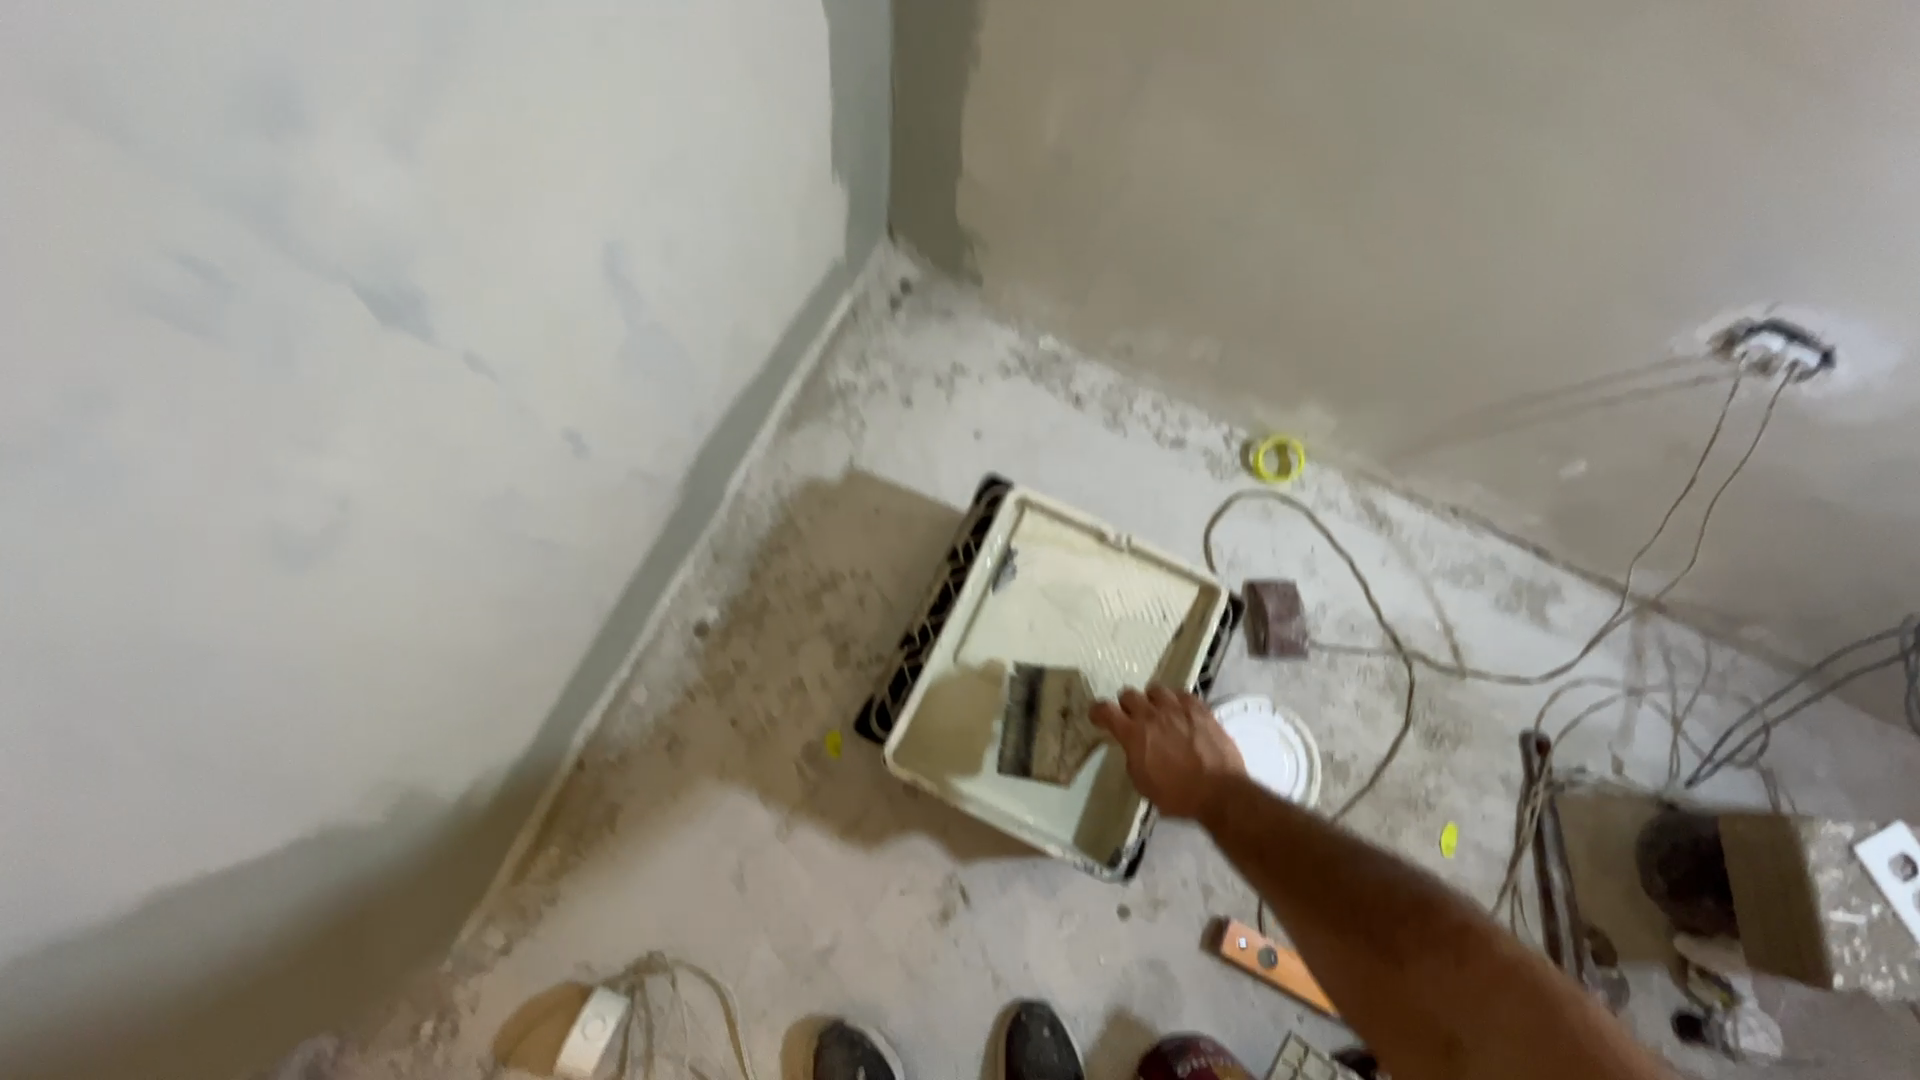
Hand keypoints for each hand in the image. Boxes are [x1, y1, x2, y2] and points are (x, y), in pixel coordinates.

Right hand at [1090, 685, 1244, 818]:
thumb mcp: (1143, 783)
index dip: (1098, 711)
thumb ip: (1133, 757)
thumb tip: (1134, 747)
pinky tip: (1181, 713)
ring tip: (1159, 712)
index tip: (1098, 716)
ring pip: (1156, 689)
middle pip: (1129, 694)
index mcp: (1133, 734)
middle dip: (1127, 706)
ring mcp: (1177, 709)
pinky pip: (1182, 694)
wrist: (1219, 792)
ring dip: (1153, 700)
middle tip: (1133, 718)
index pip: (1105, 710)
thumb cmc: (1177, 795)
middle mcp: (1152, 715)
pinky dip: (1177, 702)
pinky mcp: (1200, 709)